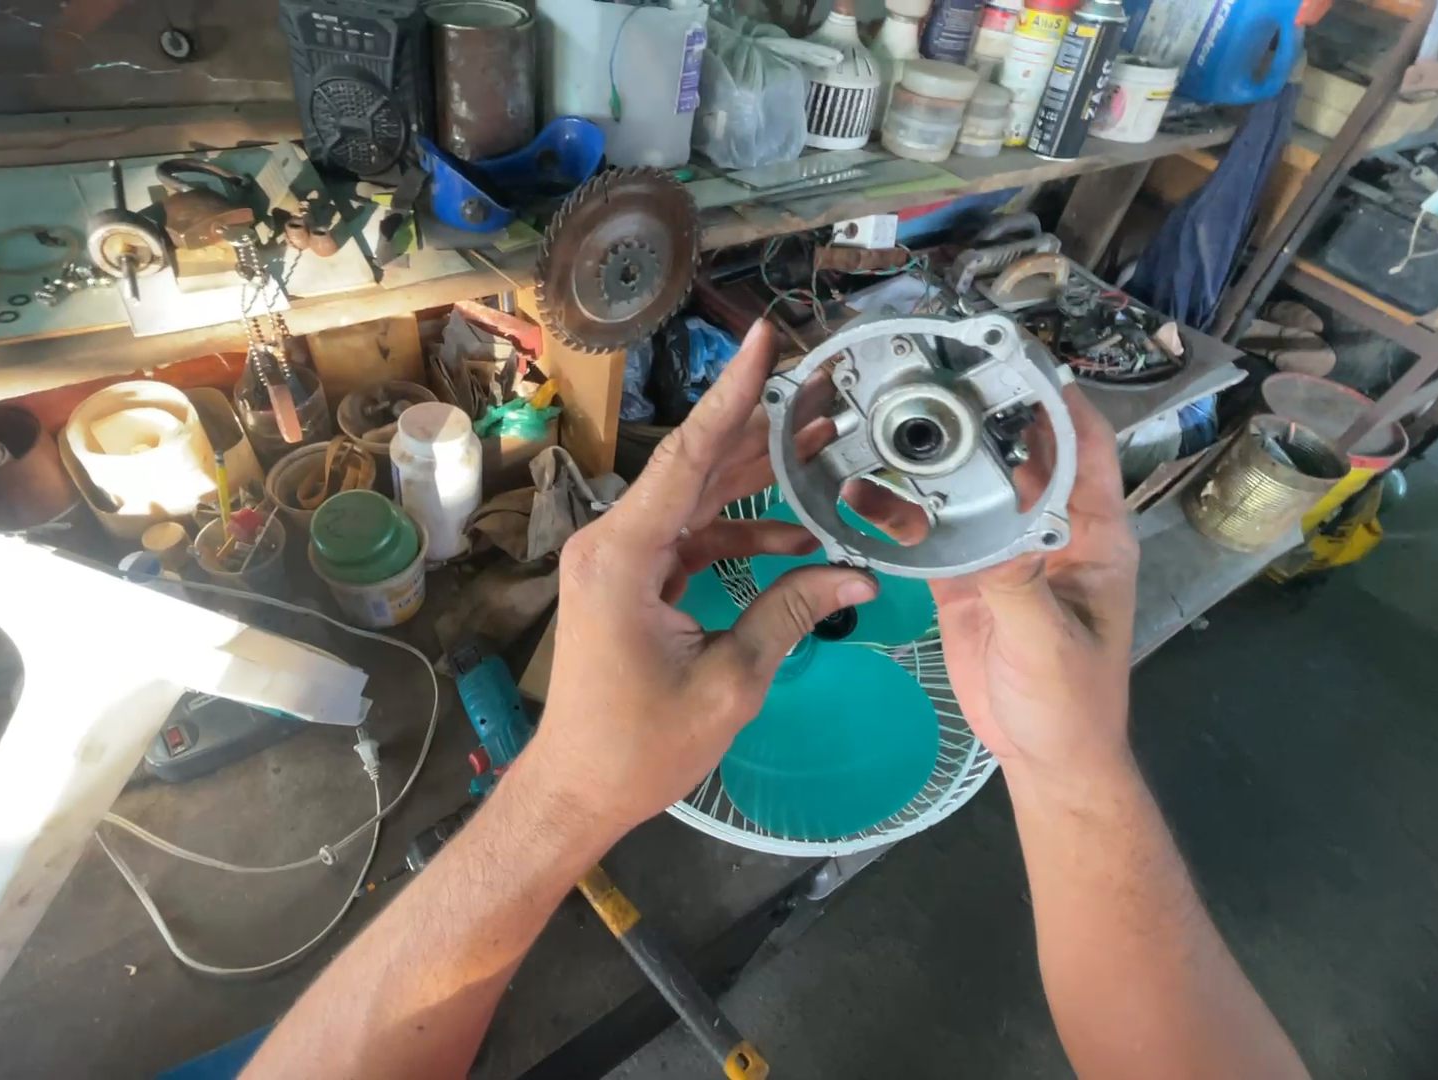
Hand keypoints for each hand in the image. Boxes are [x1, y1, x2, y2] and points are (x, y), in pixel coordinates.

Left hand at [523, 322, 878, 838]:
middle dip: (760, 429)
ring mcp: (619, 558)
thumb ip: (791, 613)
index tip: (764, 337)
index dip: (733, 393)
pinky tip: (792, 539)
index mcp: (624, 554)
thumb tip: (858, 573)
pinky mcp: (630, 579)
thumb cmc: (641, 745)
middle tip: (821, 394)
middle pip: (695, 466)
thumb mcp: (731, 680)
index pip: (688, 455)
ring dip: (754, 481)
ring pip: (695, 499)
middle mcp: (613, 540)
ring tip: (822, 452)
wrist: (578, 786)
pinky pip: (689, 538)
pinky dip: (736, 535)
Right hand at [936, 386, 1138, 781]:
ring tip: (898, 427)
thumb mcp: (1049, 642)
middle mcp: (1045, 530)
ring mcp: (1002, 552)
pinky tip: (880, 495)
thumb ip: (1017, 584)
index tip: (1016, 359)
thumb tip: (985, 529)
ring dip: (942, 463)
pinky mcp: (967, 577)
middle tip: (937, 380)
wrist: (1040, 750)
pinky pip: (937, 535)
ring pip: (973, 492)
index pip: (1082, 449)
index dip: (1057, 400)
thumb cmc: (1069, 700)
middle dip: (986, 417)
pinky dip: (911, 515)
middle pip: (1018, 458)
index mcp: (1087, 535)